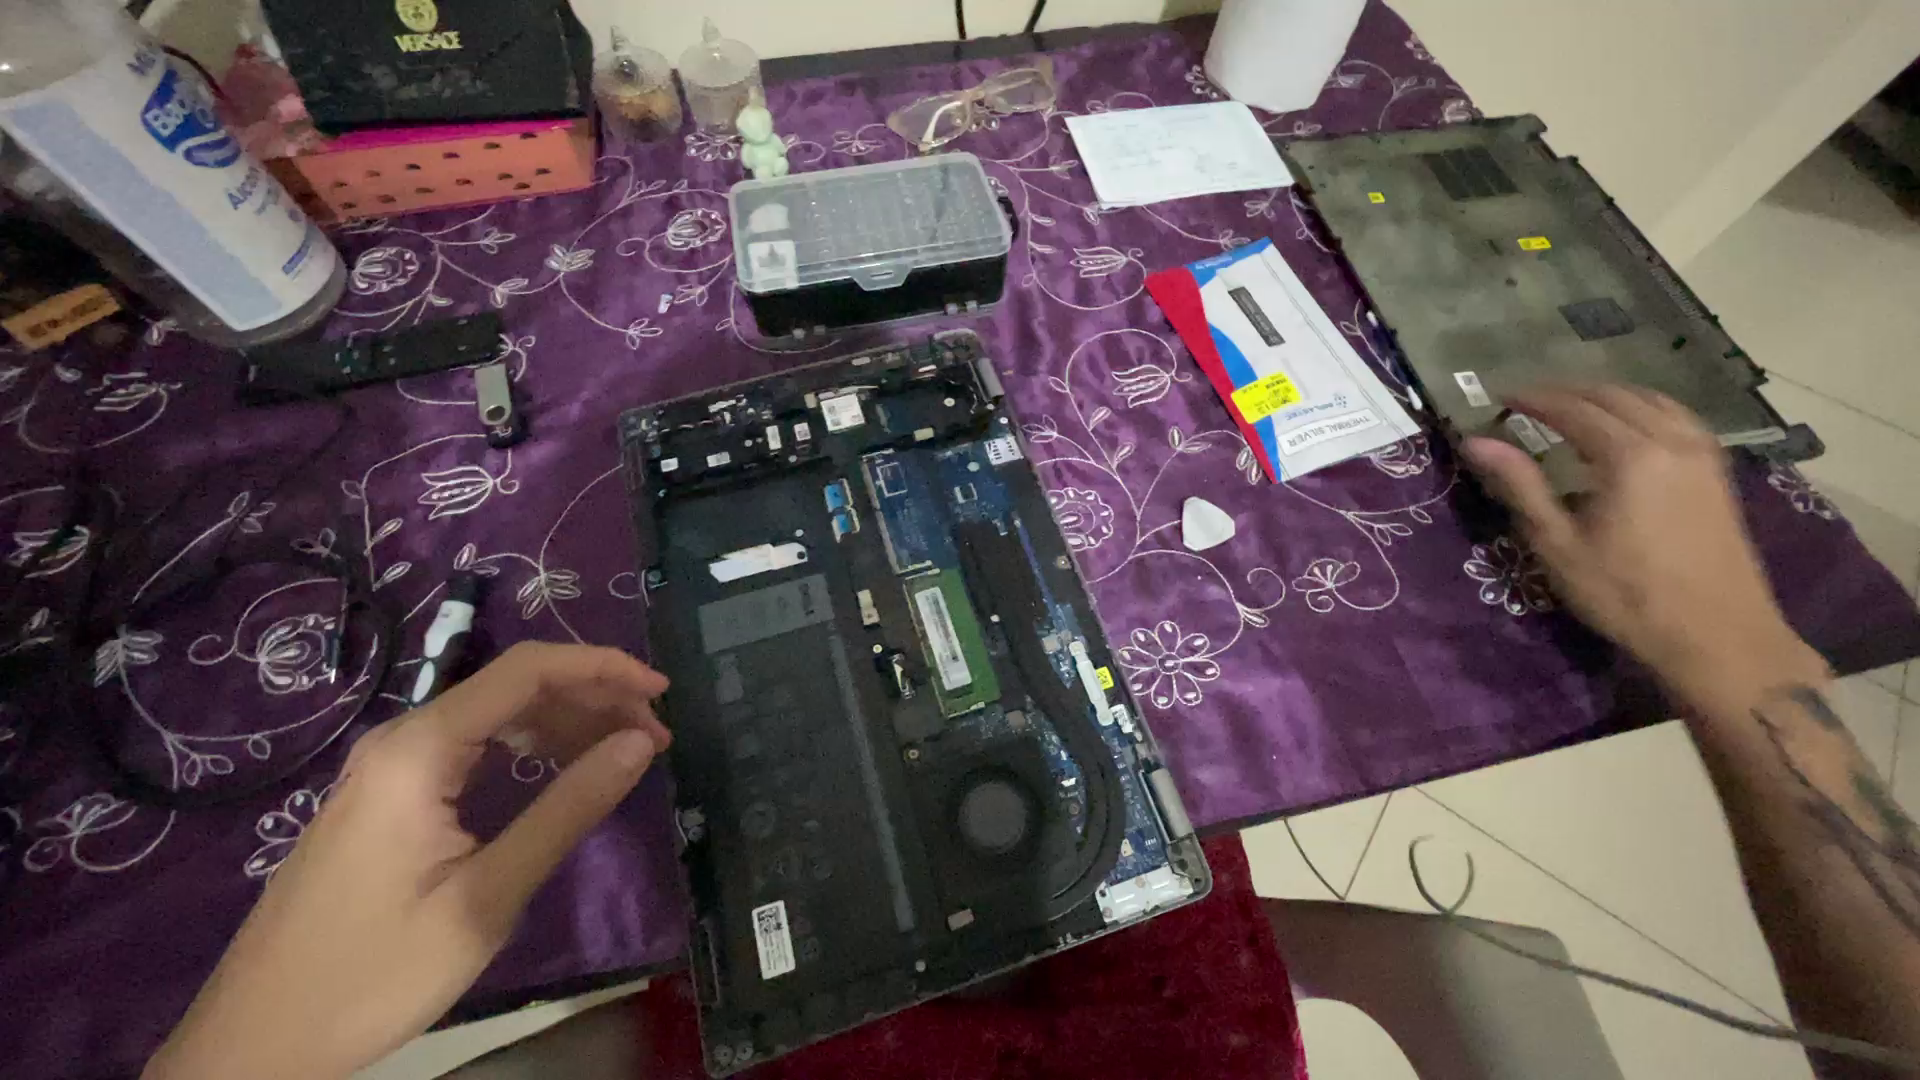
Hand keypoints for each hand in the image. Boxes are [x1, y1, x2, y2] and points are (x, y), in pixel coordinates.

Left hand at [144, 642, 670, 1079]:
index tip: (661, 692)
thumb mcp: (488, 895)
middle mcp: (403, 739)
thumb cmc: (374, 972)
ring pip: (498, 712)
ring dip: (568, 721)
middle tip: (654, 735)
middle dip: (595, 697)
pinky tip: (564, 767)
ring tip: (625, 751)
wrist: (252, 1049)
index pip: (527, 669)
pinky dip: (532, 745)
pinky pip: (475, 744)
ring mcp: (392, 765)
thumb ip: (567, 809)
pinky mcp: (391, 793)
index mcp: (420, 750)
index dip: (603, 667)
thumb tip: (640, 743)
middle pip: (516, 684)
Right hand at [1462, 386, 1826, 714]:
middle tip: (1524, 401)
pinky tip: (1623, 425)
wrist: (1715, 633)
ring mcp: (1702, 454)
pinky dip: (1641, 408)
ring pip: (1650, 401)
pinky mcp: (1716, 470)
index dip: (1532, 399)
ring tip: (1568, 406)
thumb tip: (1475, 442)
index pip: (1573, 409)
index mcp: (1629, 457)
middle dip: (1566, 392)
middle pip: (1614, 397)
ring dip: (1605, 395)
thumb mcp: (1556, 543)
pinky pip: (1676, 417)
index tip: (1497, 399)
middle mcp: (1671, 442)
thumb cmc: (1622, 592)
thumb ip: (1519, 485)